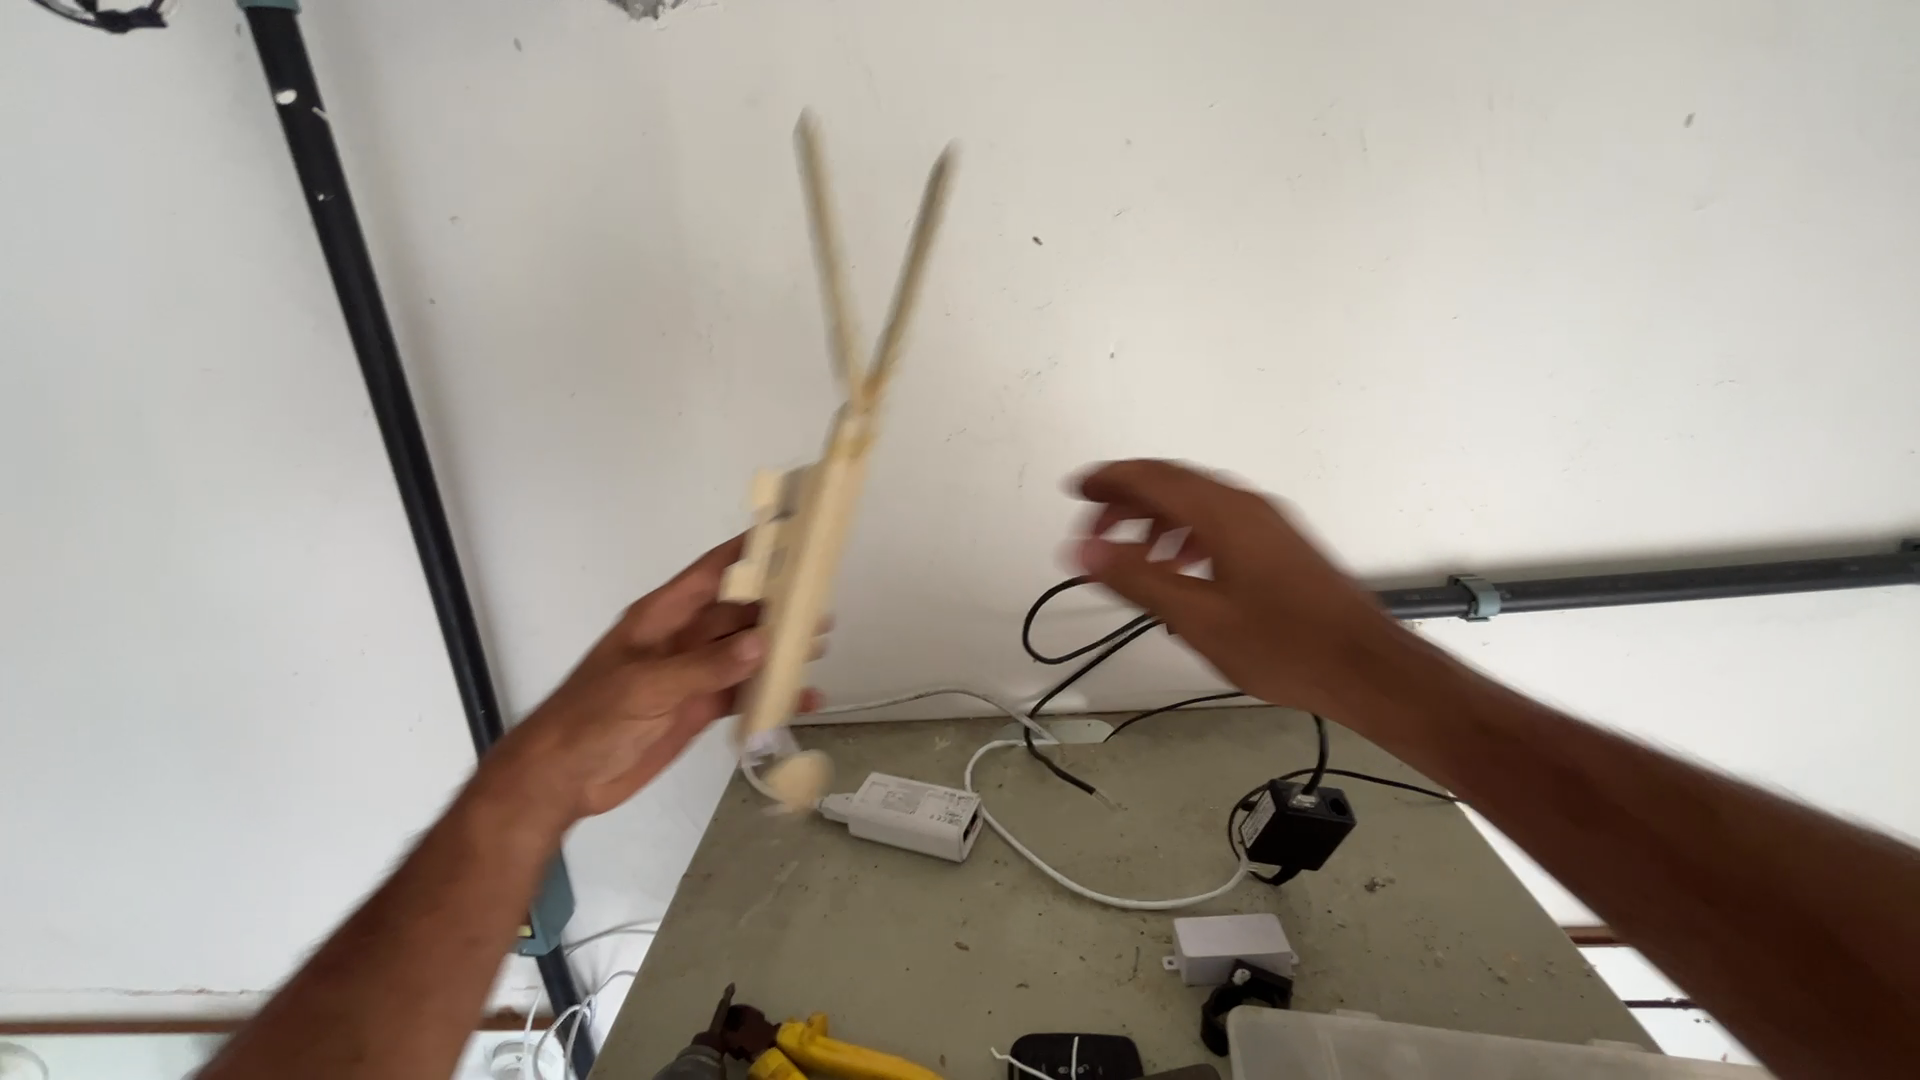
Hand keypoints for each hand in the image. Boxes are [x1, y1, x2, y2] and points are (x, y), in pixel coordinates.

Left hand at [483, 535, 822, 824]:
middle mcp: (683, 639)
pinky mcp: (700, 708)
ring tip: (819, 646)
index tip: (789, 537)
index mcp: (663, 617)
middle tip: (820, 606)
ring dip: (779, 650)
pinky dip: (771, 695)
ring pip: (746, 653)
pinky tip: (801, 700)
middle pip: (739, 613)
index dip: (748, 553)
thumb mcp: (646, 687)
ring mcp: (693, 675)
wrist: (562, 780)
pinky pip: (743, 694)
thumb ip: (705, 666)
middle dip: (778, 607)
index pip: (712, 573)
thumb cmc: (592, 720)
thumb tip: (762, 645)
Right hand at [1070, 459, 1400, 716]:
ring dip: (1154, 519)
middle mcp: (1246, 506)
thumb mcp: (1196, 617)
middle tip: (1092, 529)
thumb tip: (1081, 549)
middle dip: (1126, 500)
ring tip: (1128, 554)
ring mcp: (1268, 524)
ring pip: (1196, 504)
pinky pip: (1219, 523)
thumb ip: (1136, 578)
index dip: (1108, 480)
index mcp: (1223, 513)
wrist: (1367, 668)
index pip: (1152, 477)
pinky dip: (1184, 535)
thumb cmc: (1281, 645)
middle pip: (1173, 484)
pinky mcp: (1280, 546)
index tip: (1074, 490)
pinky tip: (1178, 568)